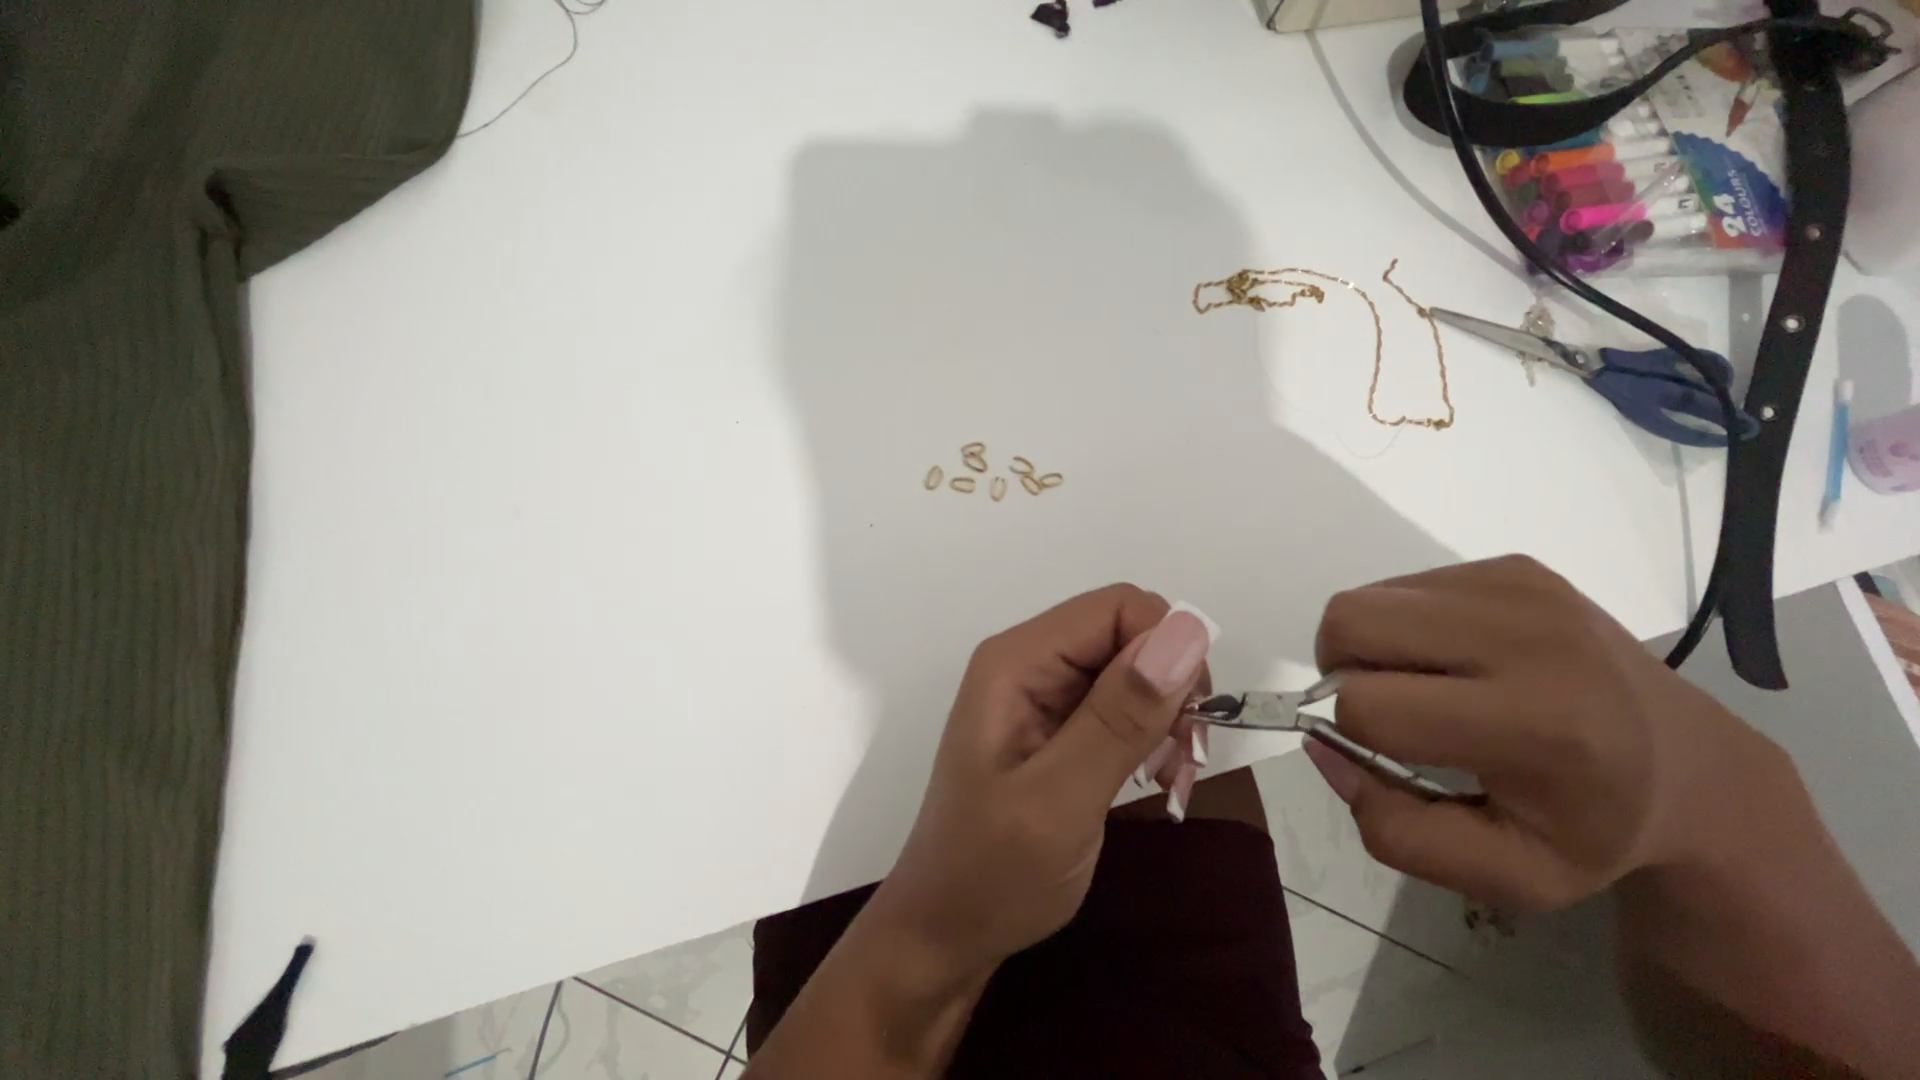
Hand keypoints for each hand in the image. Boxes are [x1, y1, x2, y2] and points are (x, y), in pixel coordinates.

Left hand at [864, 585, 1211, 975]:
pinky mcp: (1057, 729)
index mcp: (1016, 662)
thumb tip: (1186, 633)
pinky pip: (1121, 706)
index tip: (1185, 722)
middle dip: (1170, 688)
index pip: (1118, 607)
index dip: (1166, 651)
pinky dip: (1150, 737)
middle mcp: (1028, 664)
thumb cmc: (991, 873)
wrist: (947, 930)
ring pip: (1133, 671)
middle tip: (1180, 760)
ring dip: (1165, 717)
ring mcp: (1041, 696)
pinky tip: (1154, 778)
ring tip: (1167, 777)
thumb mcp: (1058, 800)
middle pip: (1128, 635)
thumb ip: (1118, 718)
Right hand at [1304, 555, 1799, 912]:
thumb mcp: (1502, 876)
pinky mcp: (1518, 568)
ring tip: (1419, 683)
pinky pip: (1407, 585)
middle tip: (1381, 708)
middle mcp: (1528, 638)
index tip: (1386, 754)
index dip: (1353, 734)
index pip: (1369, 705)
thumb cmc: (1591, 830)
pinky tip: (1453, 659)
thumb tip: (1321, 745)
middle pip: (1351, 623)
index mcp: (1535, 727)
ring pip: (1367, 598)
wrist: (1692, 768)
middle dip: (1340, 671)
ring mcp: (1523, 590)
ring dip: (1367, 646)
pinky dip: (1404, 624)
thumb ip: (1394, 829)